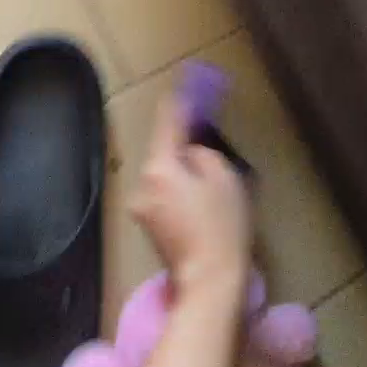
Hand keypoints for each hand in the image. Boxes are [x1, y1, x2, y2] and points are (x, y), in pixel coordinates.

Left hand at [127, 94, 253, 298]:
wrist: (210, 282)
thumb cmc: (221, 226)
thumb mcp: (223, 177)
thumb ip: (203, 153)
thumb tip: (190, 153)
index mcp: (159, 167)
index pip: (167, 124)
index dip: (176, 103)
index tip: (179, 84)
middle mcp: (143, 184)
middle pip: (163, 151)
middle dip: (181, 145)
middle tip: (204, 137)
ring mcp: (143, 207)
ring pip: (164, 174)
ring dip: (180, 170)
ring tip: (208, 179)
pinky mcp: (149, 226)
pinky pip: (164, 193)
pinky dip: (178, 190)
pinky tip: (200, 202)